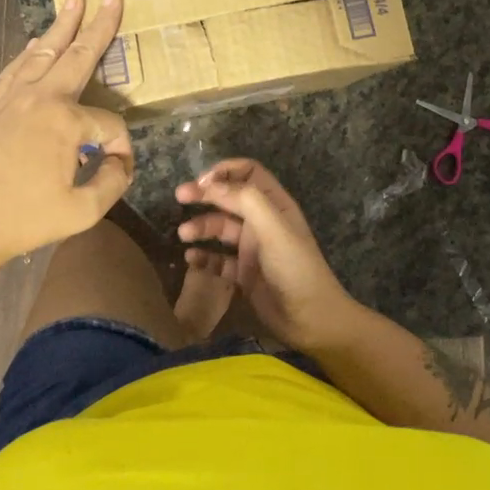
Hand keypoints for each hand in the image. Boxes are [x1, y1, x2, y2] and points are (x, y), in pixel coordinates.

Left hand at [0, 0, 134, 275]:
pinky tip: (33, 45)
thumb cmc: (21, 221)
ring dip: (60, 27)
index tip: (117, 171)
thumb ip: (111, 182)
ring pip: (41, 54)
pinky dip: (27, 54)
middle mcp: (39, 98)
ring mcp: (10, 101)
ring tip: (74, 3)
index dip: (120, 149)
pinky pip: (14, 71)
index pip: (109, 126)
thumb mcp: (81, 212)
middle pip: (76, 56)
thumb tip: (119, 162)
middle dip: (98, 26)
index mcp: (65, 121)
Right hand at [175, 159, 360, 350]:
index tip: (202, 180)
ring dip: (201, 227)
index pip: (248, 173)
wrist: (310, 319)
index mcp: (274, 205)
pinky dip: (204, 257)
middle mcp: (262, 222)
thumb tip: (209, 183)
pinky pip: (218, 260)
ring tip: (183, 234)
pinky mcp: (244, 274)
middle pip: (229, 199)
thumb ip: (244, 200)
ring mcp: (252, 248)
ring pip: (220, 228)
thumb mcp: (273, 228)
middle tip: (179, 196)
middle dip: (205, 195)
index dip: (225, 171)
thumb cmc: (295, 268)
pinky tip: (191, 259)